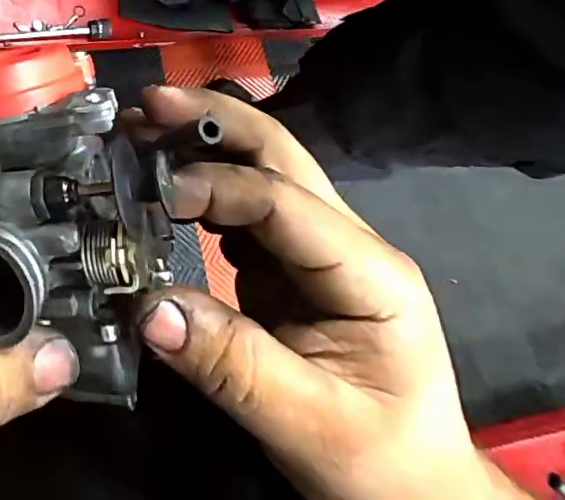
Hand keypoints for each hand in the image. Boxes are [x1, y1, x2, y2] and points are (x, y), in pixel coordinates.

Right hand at [119, 88, 523, 499]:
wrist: (417, 486)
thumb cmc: (380, 461)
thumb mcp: (310, 426)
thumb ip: (233, 366)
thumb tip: (149, 307)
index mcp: (370, 269)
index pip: (288, 202)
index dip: (221, 187)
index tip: (159, 192)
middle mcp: (349, 239)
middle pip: (282, 156)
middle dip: (216, 122)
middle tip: (151, 103)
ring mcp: (321, 246)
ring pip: (263, 172)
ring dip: (205, 144)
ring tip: (147, 131)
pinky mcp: (295, 264)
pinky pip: (247, 213)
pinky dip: (204, 189)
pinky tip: (167, 185)